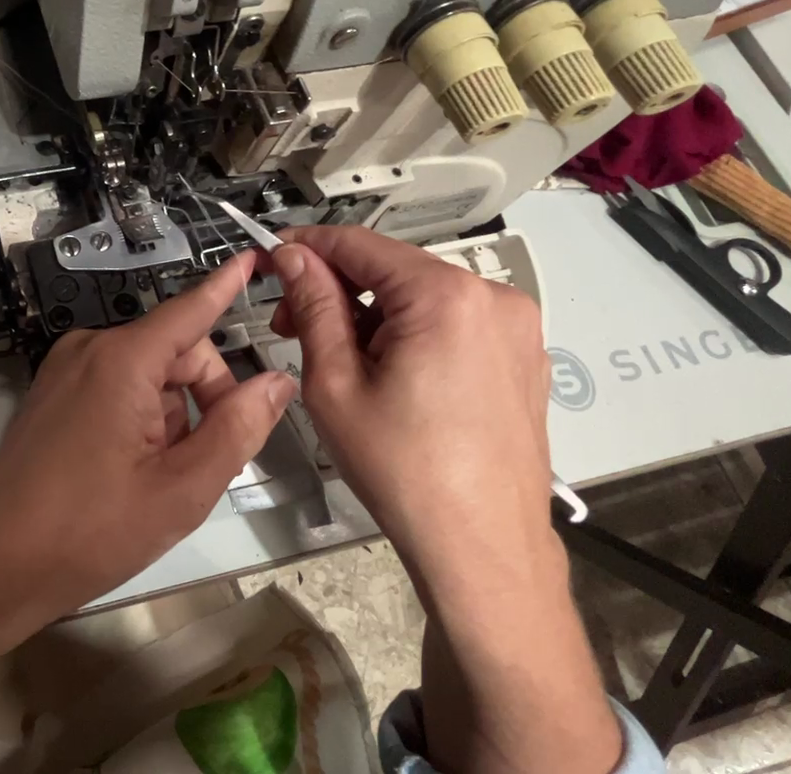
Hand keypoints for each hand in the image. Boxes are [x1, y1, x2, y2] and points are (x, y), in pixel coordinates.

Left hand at [0, 251, 297, 644]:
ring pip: (147, 374)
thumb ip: (237, 429)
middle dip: (203, 395)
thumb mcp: (181, 488)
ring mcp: (63, 371)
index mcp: (120, 360)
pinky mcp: (50, 395)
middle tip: (205, 461)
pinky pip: (114, 387)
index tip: (254, 255)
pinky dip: (139, 417)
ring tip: (160, 477)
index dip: (226, 286)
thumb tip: (276, 382)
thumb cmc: (91, 531)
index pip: (189, 310)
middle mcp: (88, 350)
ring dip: (171, 415)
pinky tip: (131, 469)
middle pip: (174, 351)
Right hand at [266, 226, 552, 598]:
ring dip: (370, 314)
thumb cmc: (402, 468)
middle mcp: (493, 298)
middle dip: (335, 289)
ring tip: (336, 360)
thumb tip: (293, 257)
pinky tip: (384, 374)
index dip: (306, 247)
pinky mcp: (523, 358)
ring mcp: (517, 329)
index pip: (359, 244)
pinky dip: (409, 333)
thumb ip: (314, 306)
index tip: (268, 258)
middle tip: (289, 326)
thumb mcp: (335, 382)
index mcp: (446, 296)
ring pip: (420, 297)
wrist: (482, 547)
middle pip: (392, 269)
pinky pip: (452, 323)